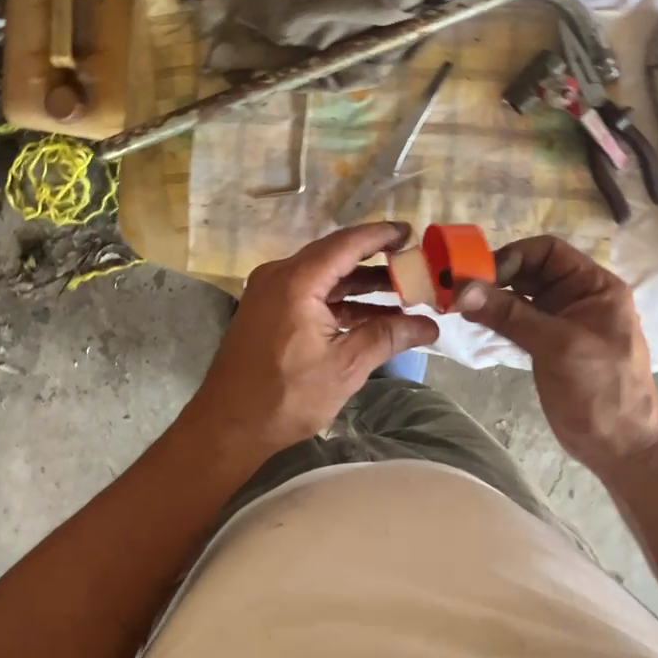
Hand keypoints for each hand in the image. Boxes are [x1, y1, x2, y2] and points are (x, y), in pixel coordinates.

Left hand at [181, 223, 440, 455]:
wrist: (229, 424)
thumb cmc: (286, 395)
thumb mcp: (345, 366)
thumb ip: (386, 337)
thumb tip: (429, 325)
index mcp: (296, 281)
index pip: (346, 244)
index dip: (380, 235)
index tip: (410, 233)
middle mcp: (279, 275)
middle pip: (334, 255)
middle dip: (375, 259)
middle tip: (412, 262)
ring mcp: (270, 292)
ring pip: (323, 276)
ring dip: (359, 284)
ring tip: (401, 292)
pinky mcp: (267, 310)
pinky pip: (310, 293)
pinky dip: (339, 301)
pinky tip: (369, 316)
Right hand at [453, 236, 657, 475]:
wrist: (621, 449)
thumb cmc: (601, 390)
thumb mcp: (556, 346)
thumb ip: (509, 315)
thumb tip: (463, 290)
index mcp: (595, 287)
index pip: (548, 251)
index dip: (514, 256)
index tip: (480, 274)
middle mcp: (578, 297)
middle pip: (531, 270)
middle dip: (496, 275)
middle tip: (461, 288)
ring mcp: (562, 321)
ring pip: (520, 294)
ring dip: (492, 296)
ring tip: (460, 303)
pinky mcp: (547, 343)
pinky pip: (517, 318)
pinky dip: (496, 316)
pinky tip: (474, 319)